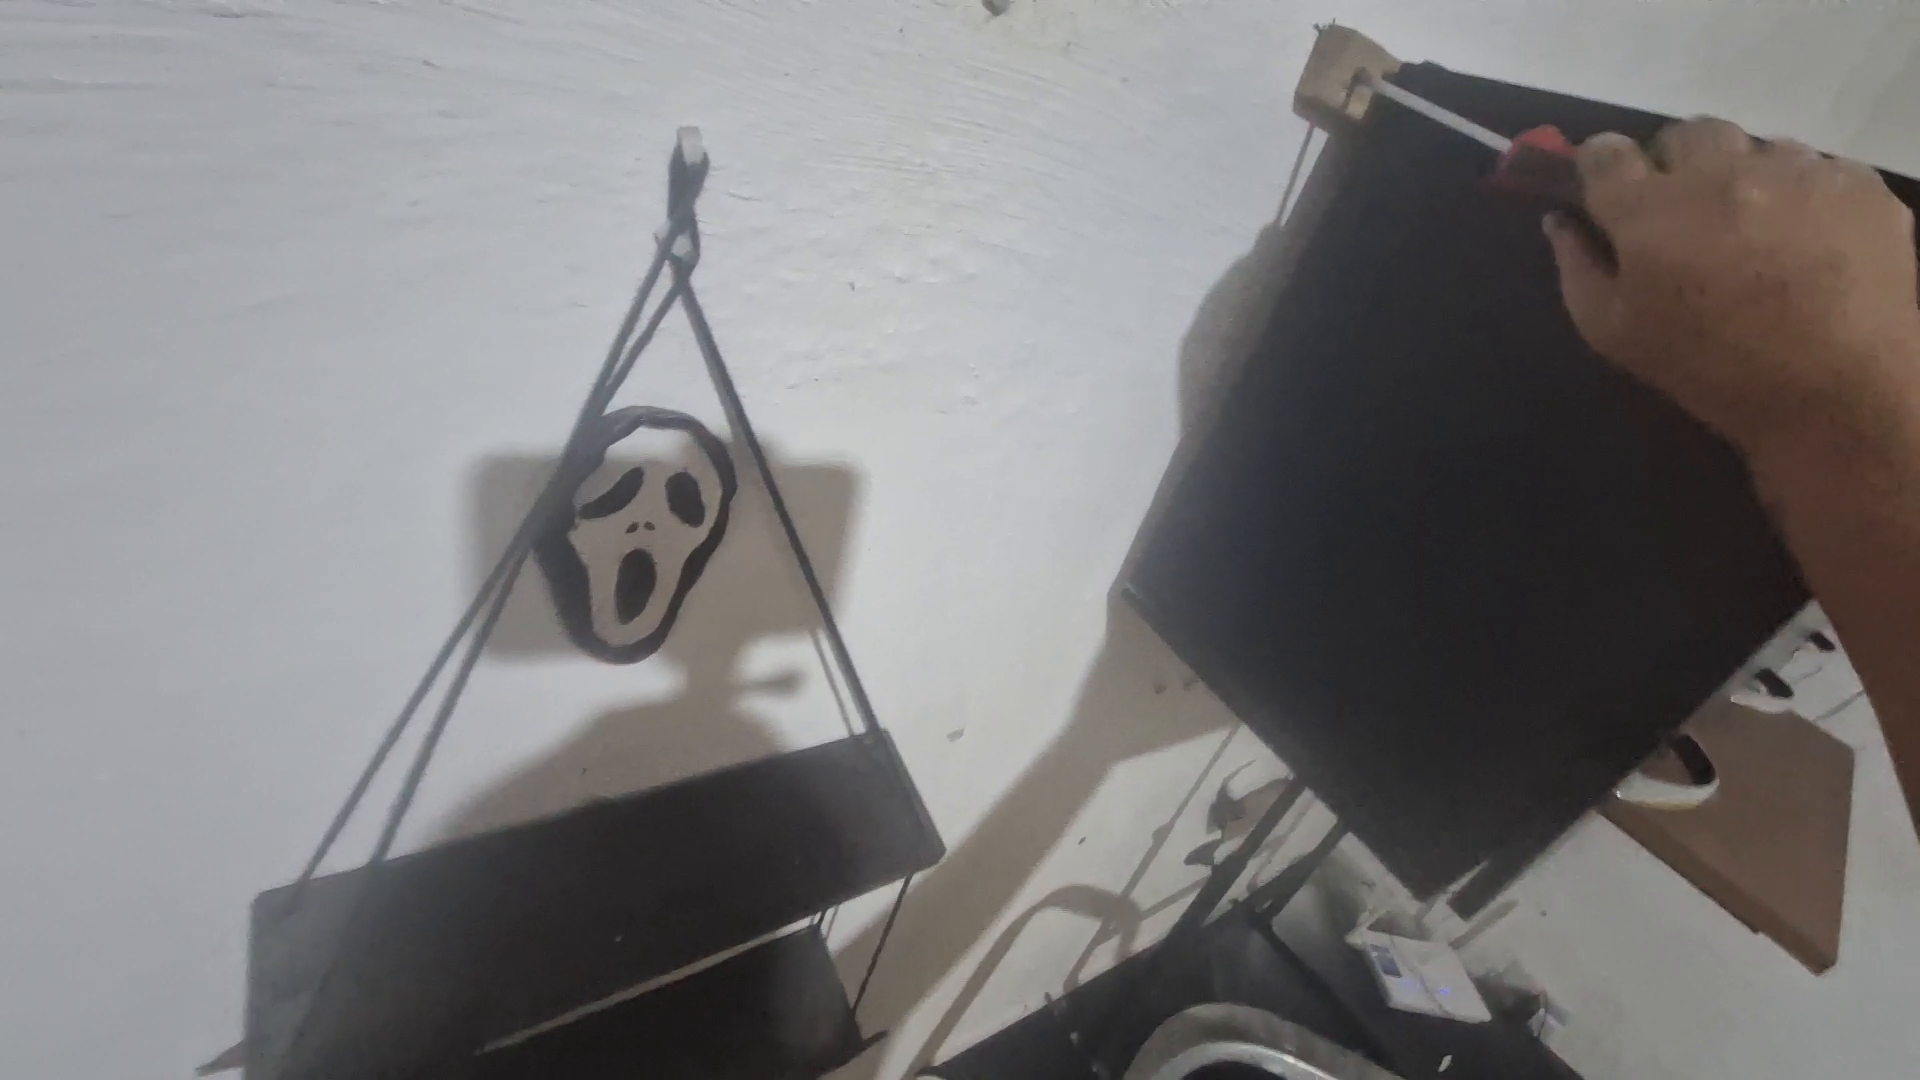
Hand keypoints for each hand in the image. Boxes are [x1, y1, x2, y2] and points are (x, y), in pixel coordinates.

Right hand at [1542, 118, 1919, 462]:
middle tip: (1667, 207)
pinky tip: (1786, 237)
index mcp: (1649, 211)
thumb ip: (1575, 265)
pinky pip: (1811, 165)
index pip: (1607, 154)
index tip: (1593, 180)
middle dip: (1667, 159)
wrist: (1828, 379)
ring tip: (1734, 225)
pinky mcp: (1858, 182)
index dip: (1594, 161)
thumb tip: (1559, 221)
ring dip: (1730, 173)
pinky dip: (1787, 189)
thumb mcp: (1606, 327)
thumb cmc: (1695, 359)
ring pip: (1751, 145)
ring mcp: (1799, 171)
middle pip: (1685, 131)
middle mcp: (1722, 174)